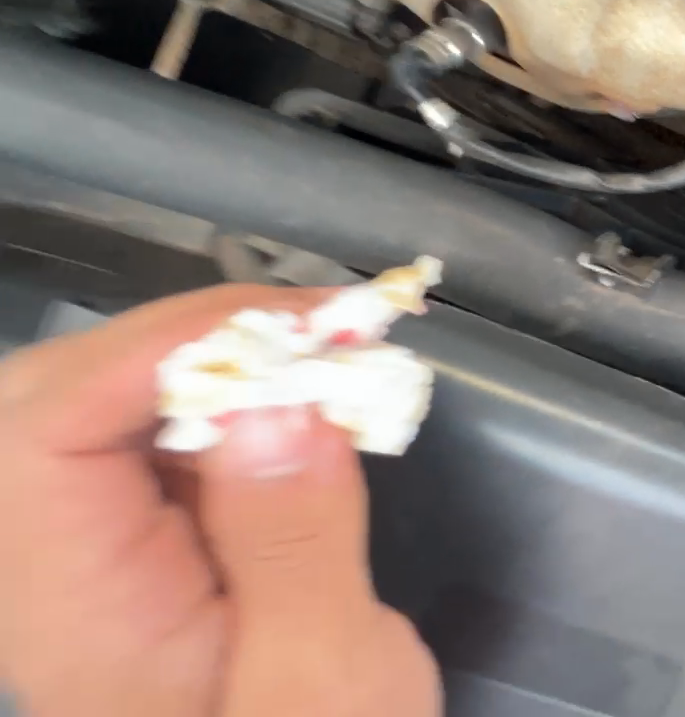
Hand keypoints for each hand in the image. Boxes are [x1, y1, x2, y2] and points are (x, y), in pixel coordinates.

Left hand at [0, 286, 440, 716]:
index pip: (42, 438)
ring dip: (223, 346)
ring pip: (106, 399)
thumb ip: (294, 542)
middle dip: (191, 333)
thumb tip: (278, 405)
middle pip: (48, 401)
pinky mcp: (165, 527)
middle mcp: (60, 564)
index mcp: (79, 607)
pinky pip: (170, 425)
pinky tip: (319, 381)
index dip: (164, 351)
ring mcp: (108, 542)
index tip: (308, 325)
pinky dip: (245, 379)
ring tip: (337, 337)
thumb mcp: (321, 667)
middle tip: (329, 322)